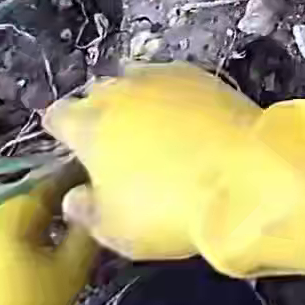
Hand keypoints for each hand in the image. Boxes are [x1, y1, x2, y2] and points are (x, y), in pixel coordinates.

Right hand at [42, 62, 304, 304]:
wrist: (245, 176)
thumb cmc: (171, 210)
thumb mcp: (116, 230)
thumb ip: (86, 209)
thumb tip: (75, 195)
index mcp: (90, 125)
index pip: (58, 116)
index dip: (60, 128)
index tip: (66, 141)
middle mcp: (121, 90)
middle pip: (97, 92)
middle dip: (98, 109)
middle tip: (111, 137)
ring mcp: (162, 76)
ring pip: (134, 79)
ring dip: (134, 97)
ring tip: (146, 121)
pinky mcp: (200, 73)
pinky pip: (171, 79)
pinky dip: (169, 93)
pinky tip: (183, 113)